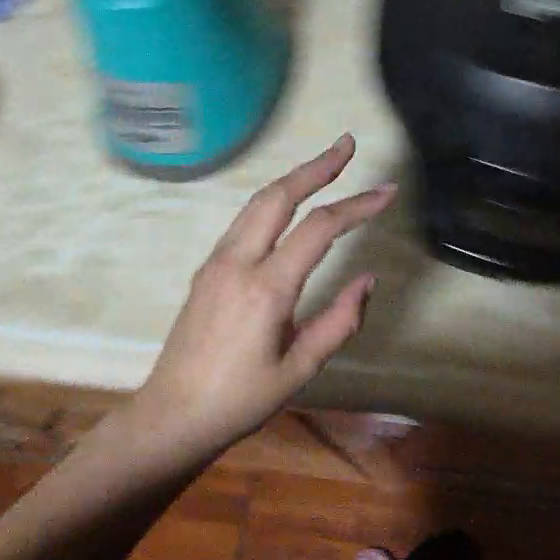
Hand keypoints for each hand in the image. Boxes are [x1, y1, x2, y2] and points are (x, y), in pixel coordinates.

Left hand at [126, 133, 395, 457]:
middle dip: (316, 166)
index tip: (387, 192)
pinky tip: (288, 203)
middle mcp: (238, 262)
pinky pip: (244, 220)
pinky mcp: (207, 268)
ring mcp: (217, 261)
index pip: (319, 228)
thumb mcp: (299, 369)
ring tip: (324, 164)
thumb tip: (367, 279)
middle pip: (279, 195)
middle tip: (347, 144)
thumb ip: (338, 322)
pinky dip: (273, 200)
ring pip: (256, 202)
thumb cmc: (240, 399)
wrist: (172, 414)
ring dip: (292, 178)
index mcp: (266, 288)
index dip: (357, 205)